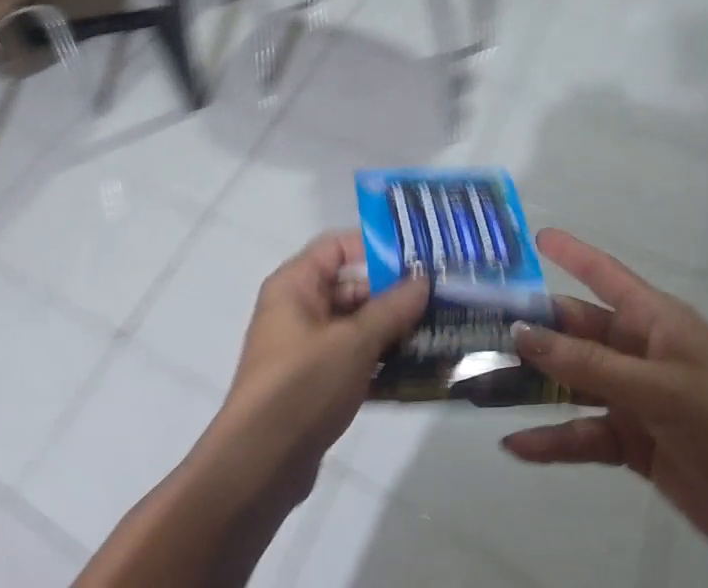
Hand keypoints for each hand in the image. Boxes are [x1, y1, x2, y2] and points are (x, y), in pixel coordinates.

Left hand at [215, 231, 429, 476]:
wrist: (263, 459)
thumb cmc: (303, 384)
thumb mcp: (353, 342)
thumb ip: (390, 309)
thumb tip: (422, 279)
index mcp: (294, 285)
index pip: (336, 247)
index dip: (376, 248)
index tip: (421, 259)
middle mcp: (296, 309)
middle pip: (350, 288)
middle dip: (395, 297)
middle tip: (445, 305)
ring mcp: (304, 348)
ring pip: (355, 328)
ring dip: (393, 335)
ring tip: (443, 339)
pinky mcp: (314, 383)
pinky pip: (353, 362)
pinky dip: (380, 366)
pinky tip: (420, 377)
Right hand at [503, 229, 707, 587]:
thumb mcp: (662, 392)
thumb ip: (588, 365)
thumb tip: (520, 330)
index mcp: (659, 325)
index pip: (607, 277)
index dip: (572, 254)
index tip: (531, 237)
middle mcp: (642, 355)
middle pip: (574, 332)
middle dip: (528, 329)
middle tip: (471, 325)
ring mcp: (637, 400)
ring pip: (570, 383)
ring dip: (529, 386)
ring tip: (476, 384)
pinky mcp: (635, 444)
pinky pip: (581, 434)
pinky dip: (551, 440)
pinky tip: (515, 446)